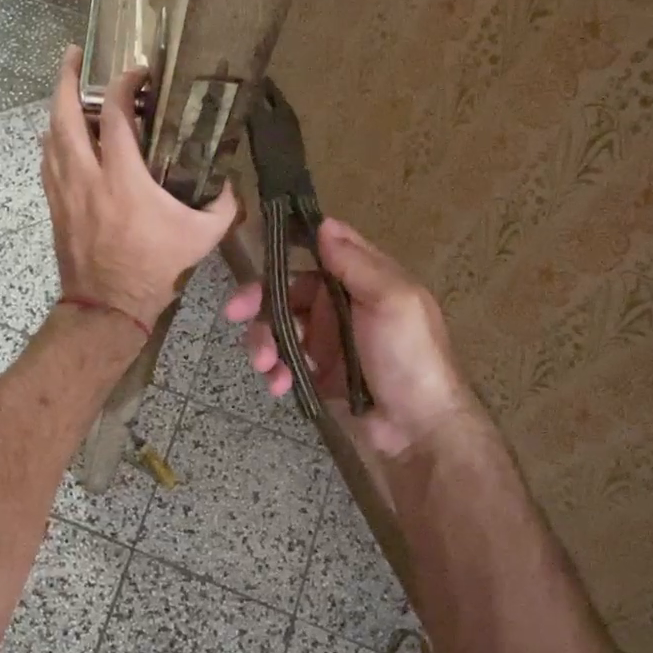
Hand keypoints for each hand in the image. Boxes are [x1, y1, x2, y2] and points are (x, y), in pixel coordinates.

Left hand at [42, 46, 238, 326]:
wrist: (106, 307)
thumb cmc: (154, 270)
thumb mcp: (201, 238)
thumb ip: (222, 206)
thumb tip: (229, 184)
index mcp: (123, 179)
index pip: (118, 117)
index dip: (126, 86)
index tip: (138, 72)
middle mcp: (86, 177)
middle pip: (65, 115)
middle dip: (66, 79)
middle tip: (74, 55)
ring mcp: (65, 191)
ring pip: (50, 137)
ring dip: (56, 108)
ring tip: (66, 88)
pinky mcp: (55, 206)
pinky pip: (47, 162)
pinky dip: (52, 140)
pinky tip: (59, 134)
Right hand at [223, 218, 481, 460]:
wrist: (418, 429)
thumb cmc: (410, 357)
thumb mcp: (392, 301)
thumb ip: (356, 263)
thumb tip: (324, 223)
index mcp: (365, 280)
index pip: (323, 251)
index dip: (291, 248)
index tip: (259, 251)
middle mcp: (343, 305)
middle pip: (289, 291)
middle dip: (261, 302)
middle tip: (234, 313)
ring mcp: (329, 341)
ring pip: (280, 328)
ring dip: (265, 342)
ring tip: (265, 365)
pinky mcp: (318, 373)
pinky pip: (285, 363)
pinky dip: (277, 371)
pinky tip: (280, 385)